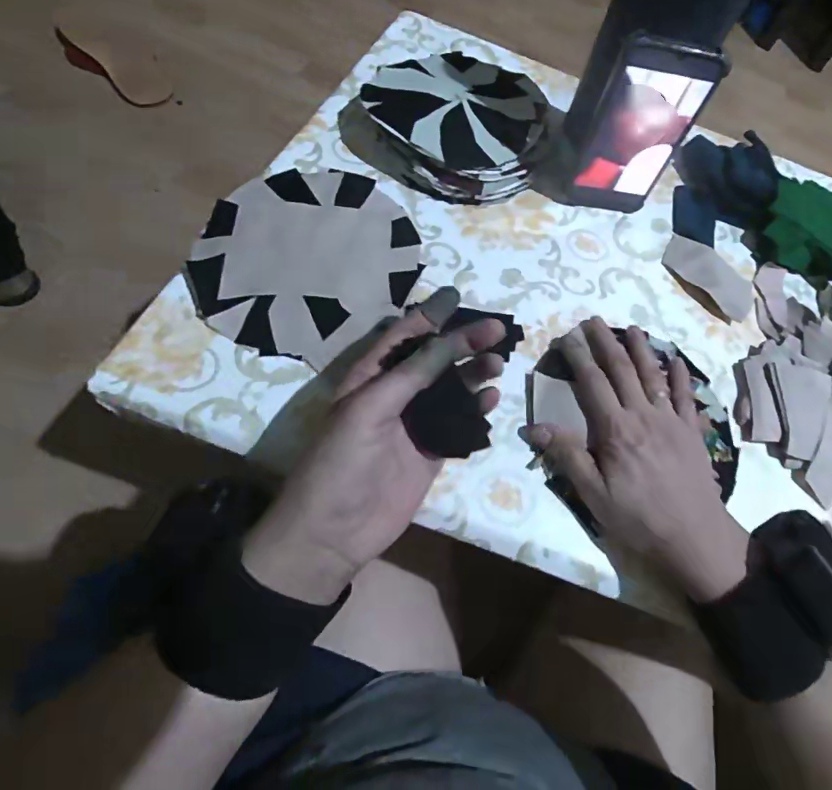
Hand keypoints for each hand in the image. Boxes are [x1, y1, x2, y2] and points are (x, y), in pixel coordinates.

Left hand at [242, 290, 507, 603]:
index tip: (457, 298)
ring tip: (498, 363)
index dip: (430, 316)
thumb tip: (447, 340)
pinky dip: (477, 408)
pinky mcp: (431, 451)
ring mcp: (415, 424)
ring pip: (451, 388)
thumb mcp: (369, 408)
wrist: (333, 533)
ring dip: (474, 372)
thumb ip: (411, 375)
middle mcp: (395, 394)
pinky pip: (460, 423)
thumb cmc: (341, 462)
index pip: (405, 337)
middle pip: (435, 359)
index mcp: (371, 377)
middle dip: (464, 341)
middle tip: (498, 331)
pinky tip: (491, 399)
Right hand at [524, 319, 751, 602]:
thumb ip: (568, 456)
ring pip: (653, 375)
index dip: (578, 356)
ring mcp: (671, 421)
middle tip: (593, 320)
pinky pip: (686, 397)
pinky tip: (677, 360)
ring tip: (631, 327)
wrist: (695, 537)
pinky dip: (681, 376)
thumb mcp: (594, 495)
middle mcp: (643, 415)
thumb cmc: (638, 519)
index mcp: (615, 429)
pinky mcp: (692, 431)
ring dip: (641, 349)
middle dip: (605, 342)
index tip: (567, 336)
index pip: (592, 383)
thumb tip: (535, 426)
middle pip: (621, 370)